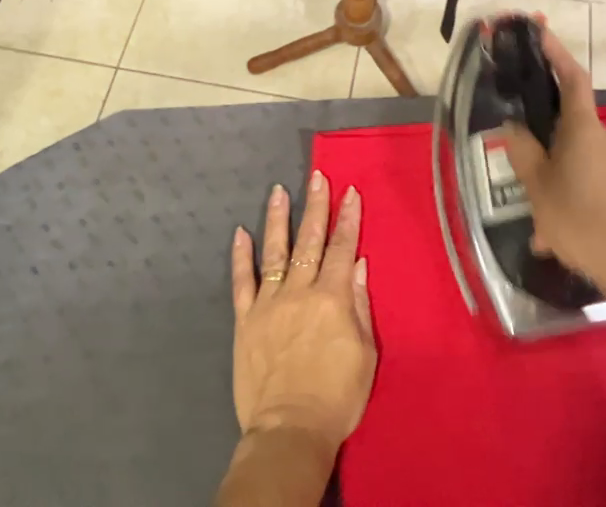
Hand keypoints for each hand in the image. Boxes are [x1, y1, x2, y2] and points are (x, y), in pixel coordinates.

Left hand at [229, 170, 375, 453]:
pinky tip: (240, 233)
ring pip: (274, 252)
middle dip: (315, 206)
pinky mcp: (245, 321)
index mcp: (332, 298)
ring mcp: (268, 304)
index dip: (347, 218)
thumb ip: (359, 305)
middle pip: (309, 241)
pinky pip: (241, 282)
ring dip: (277, 219)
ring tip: (278, 191)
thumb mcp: (365, 353)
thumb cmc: (337, 395)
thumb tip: (356, 264)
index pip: (342, 248)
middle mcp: (299, 292)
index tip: (350, 191)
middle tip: (317, 177)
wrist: (291, 428)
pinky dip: (241, 256)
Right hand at [498, 21, 605, 303]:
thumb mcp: (538, 187)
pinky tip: (553, 236)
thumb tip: (515, 127)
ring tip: (535, 221)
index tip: (540, 33)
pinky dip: (567, 200)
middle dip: (542, 142)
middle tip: (518, 163)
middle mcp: (605, 139)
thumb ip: (523, 152)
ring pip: (574, 162)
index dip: (556, 53)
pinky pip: (587, 184)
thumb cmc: (582, 221)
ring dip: (552, 181)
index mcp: (584, 129)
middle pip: (568, 126)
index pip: (571, 78)